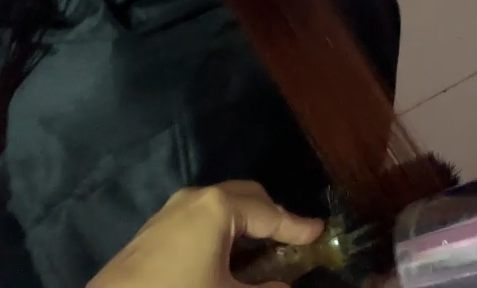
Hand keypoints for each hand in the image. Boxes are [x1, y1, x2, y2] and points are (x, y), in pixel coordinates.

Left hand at [88, 182, 325, 287]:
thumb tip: (285, 287)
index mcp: (218, 206)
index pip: (270, 213)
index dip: (297, 226)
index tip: (321, 233)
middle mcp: (196, 197)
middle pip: (246, 197)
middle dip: (271, 218)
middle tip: (293, 244)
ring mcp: (171, 211)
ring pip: (222, 208)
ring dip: (246, 226)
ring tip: (263, 256)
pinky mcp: (155, 231)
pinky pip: (201, 220)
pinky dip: (223, 234)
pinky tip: (227, 261)